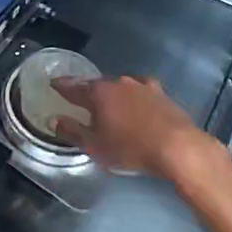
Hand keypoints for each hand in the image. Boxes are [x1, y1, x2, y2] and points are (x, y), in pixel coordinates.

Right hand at [51, 75, 219, 175]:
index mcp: (99, 92)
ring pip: (120, 87)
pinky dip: (133, 98)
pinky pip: (140, 93)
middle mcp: (120, 83)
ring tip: (108, 104)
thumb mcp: (95, 146)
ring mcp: (143, 87)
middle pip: (97, 84)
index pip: (73, 86)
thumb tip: (55, 120)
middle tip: (79, 98)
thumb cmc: (130, 148)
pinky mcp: (162, 95)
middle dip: (88, 91)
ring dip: (112, 94)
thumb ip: (72, 131)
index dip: (61, 86)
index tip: (53, 83)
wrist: (178, 148)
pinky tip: (135, 105)